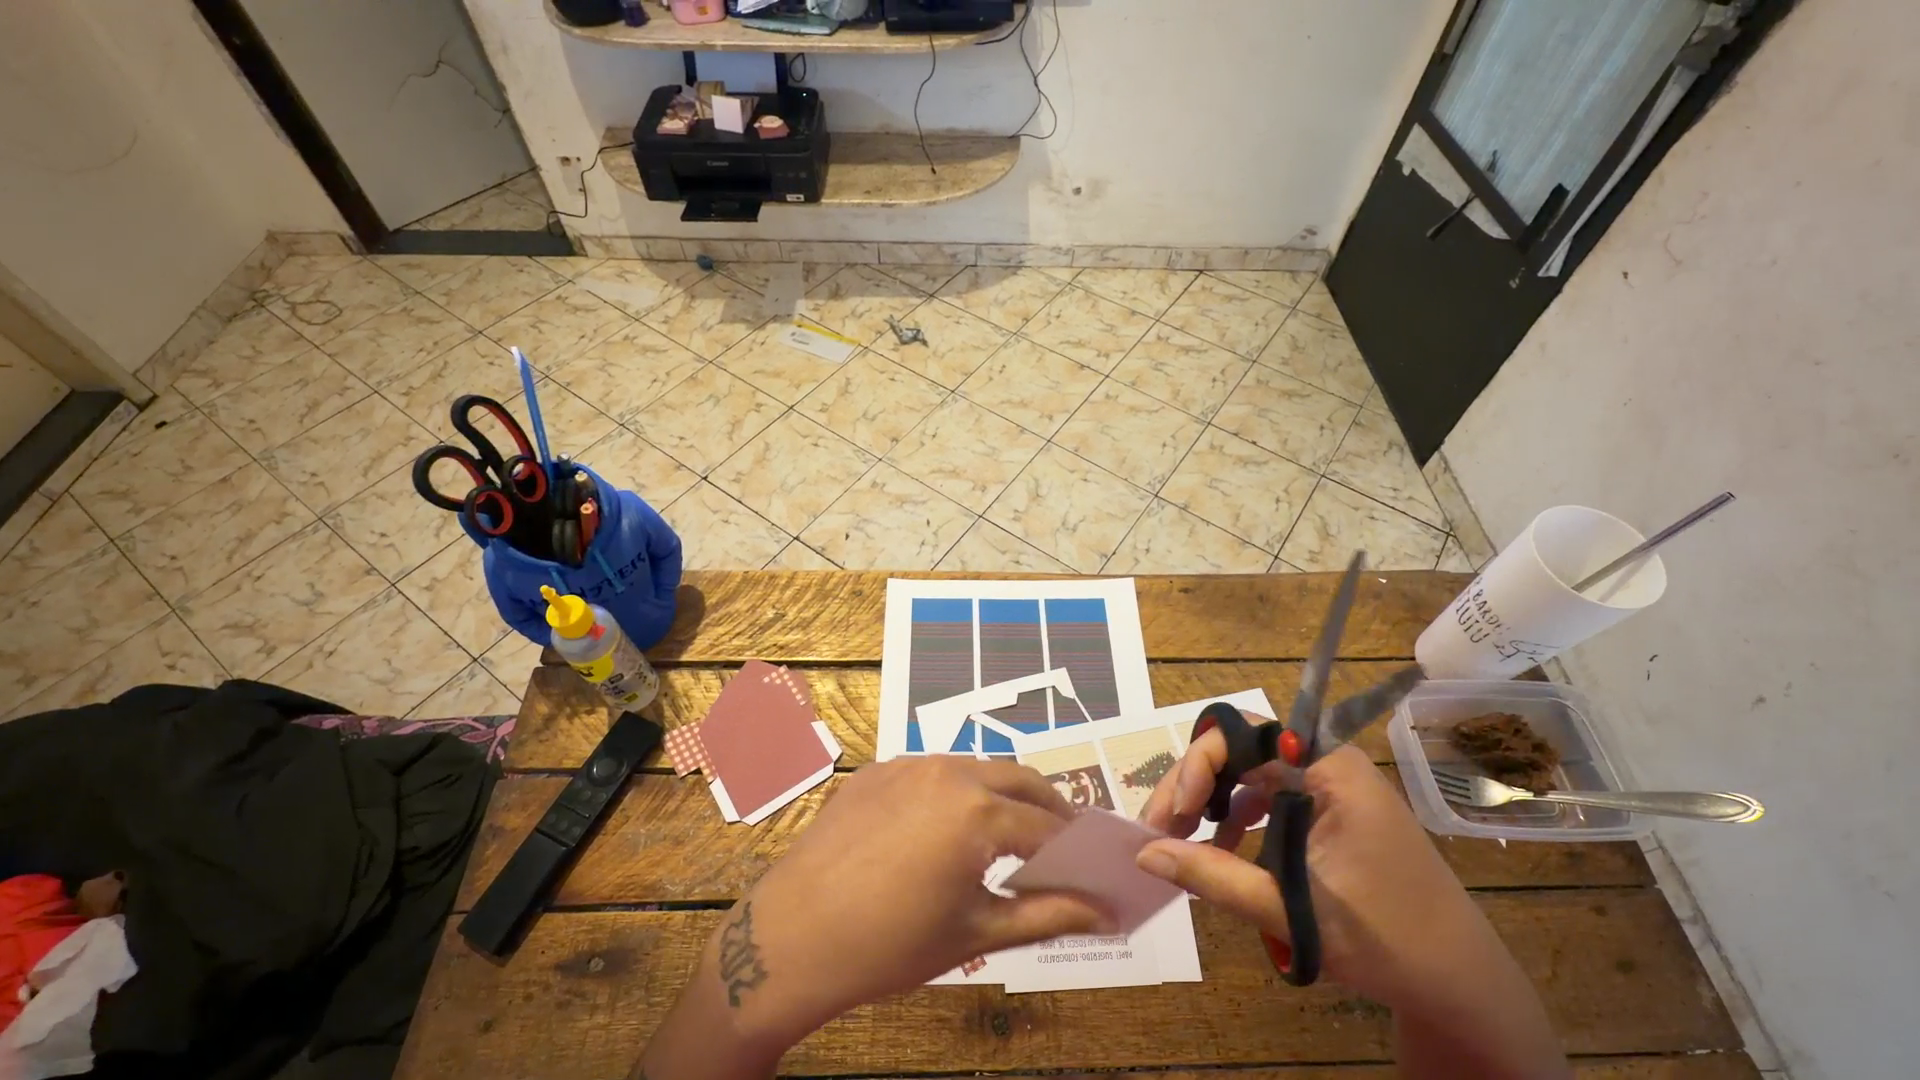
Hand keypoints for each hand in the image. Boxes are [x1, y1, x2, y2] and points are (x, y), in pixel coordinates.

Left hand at [645, 756, 1112, 1076]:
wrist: (790, 938)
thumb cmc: (890, 945)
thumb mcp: (976, 935)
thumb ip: (1048, 916)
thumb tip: (1107, 913)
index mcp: (978, 811)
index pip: (1049, 827)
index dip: (1076, 851)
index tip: (1092, 869)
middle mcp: (947, 772)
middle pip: (1019, 779)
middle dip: (1048, 809)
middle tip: (1059, 847)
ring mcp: (905, 765)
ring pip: (974, 769)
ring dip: (1001, 794)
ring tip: (1004, 837)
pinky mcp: (874, 771)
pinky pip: (930, 772)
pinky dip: (954, 792)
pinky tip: (943, 831)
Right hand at [1136, 726, 1479, 1005]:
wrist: (1457, 978)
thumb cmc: (1381, 937)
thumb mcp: (1287, 909)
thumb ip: (1212, 875)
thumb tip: (1144, 852)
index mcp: (1327, 769)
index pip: (1240, 734)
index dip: (1197, 765)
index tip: (1174, 816)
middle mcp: (1327, 765)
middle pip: (1239, 751)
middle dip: (1193, 786)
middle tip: (1161, 832)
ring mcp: (1329, 789)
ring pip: (1249, 773)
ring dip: (1210, 803)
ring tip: (1181, 844)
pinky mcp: (1330, 814)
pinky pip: (1269, 797)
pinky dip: (1237, 819)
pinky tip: (1220, 852)